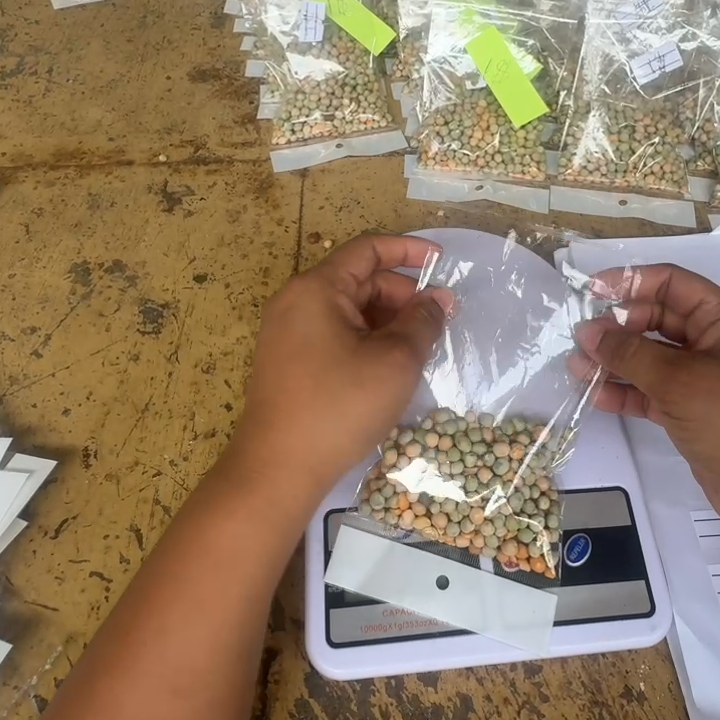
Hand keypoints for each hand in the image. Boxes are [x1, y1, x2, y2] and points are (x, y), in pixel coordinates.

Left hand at [230, 235, 452, 501]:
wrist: (276, 469)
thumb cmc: (339, 407)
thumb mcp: (395, 361)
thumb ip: (421, 322)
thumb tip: (436, 301)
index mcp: (317, 288)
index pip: (368, 249)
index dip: (409, 250)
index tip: (442, 262)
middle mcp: (297, 301)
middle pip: (359, 280)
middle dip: (403, 294)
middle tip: (441, 320)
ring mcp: (288, 332)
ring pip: (349, 310)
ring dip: (388, 319)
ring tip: (421, 346)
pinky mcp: (289, 360)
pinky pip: (335, 333)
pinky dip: (367, 338)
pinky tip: (391, 364)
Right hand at [569, 263, 719, 530]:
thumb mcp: (680, 380)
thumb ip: (629, 352)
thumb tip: (586, 331)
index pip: (671, 284)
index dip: (629, 282)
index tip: (588, 293)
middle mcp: (717, 343)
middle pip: (658, 320)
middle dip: (618, 327)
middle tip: (579, 341)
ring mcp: (707, 380)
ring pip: (653, 358)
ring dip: (616, 362)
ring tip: (577, 369)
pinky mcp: (697, 414)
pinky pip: (655, 392)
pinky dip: (628, 392)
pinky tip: (598, 396)